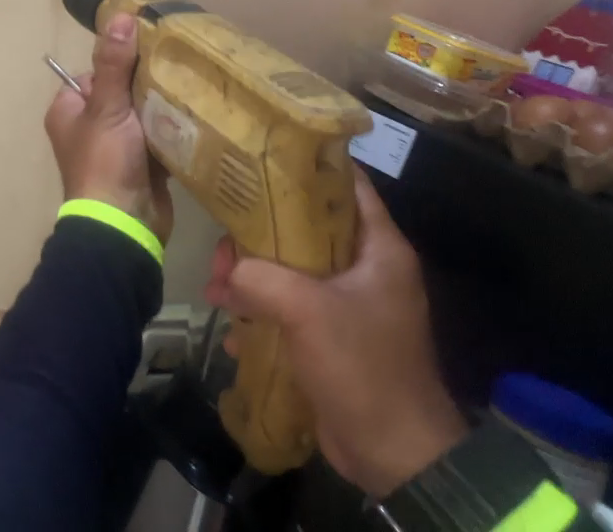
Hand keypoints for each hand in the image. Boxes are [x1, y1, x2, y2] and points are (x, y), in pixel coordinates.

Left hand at [43, 14, 173, 244]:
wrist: (125, 225)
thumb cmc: (105, 161)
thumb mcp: (107, 107)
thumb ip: (114, 63)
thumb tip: (120, 16)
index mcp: (67, 111)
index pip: (94, 73)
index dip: (119, 64)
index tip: (151, 52)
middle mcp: (86, 128)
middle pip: (121, 93)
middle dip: (147, 85)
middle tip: (179, 70)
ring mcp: (114, 149)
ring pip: (142, 116)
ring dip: (163, 108)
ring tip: (193, 89)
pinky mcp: (140, 166)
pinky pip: (158, 139)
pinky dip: (172, 132)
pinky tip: (196, 117)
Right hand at [204, 171, 465, 496]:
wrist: (394, 453)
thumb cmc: (363, 367)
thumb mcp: (306, 310)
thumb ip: (259, 276)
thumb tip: (229, 272)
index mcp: (378, 249)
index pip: (345, 185)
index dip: (304, 167)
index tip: (257, 159)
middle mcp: (365, 268)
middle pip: (303, 229)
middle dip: (256, 237)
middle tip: (223, 253)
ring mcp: (347, 304)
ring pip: (288, 269)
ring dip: (250, 278)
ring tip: (217, 293)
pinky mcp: (330, 336)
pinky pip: (287, 308)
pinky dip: (259, 313)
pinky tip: (234, 332)